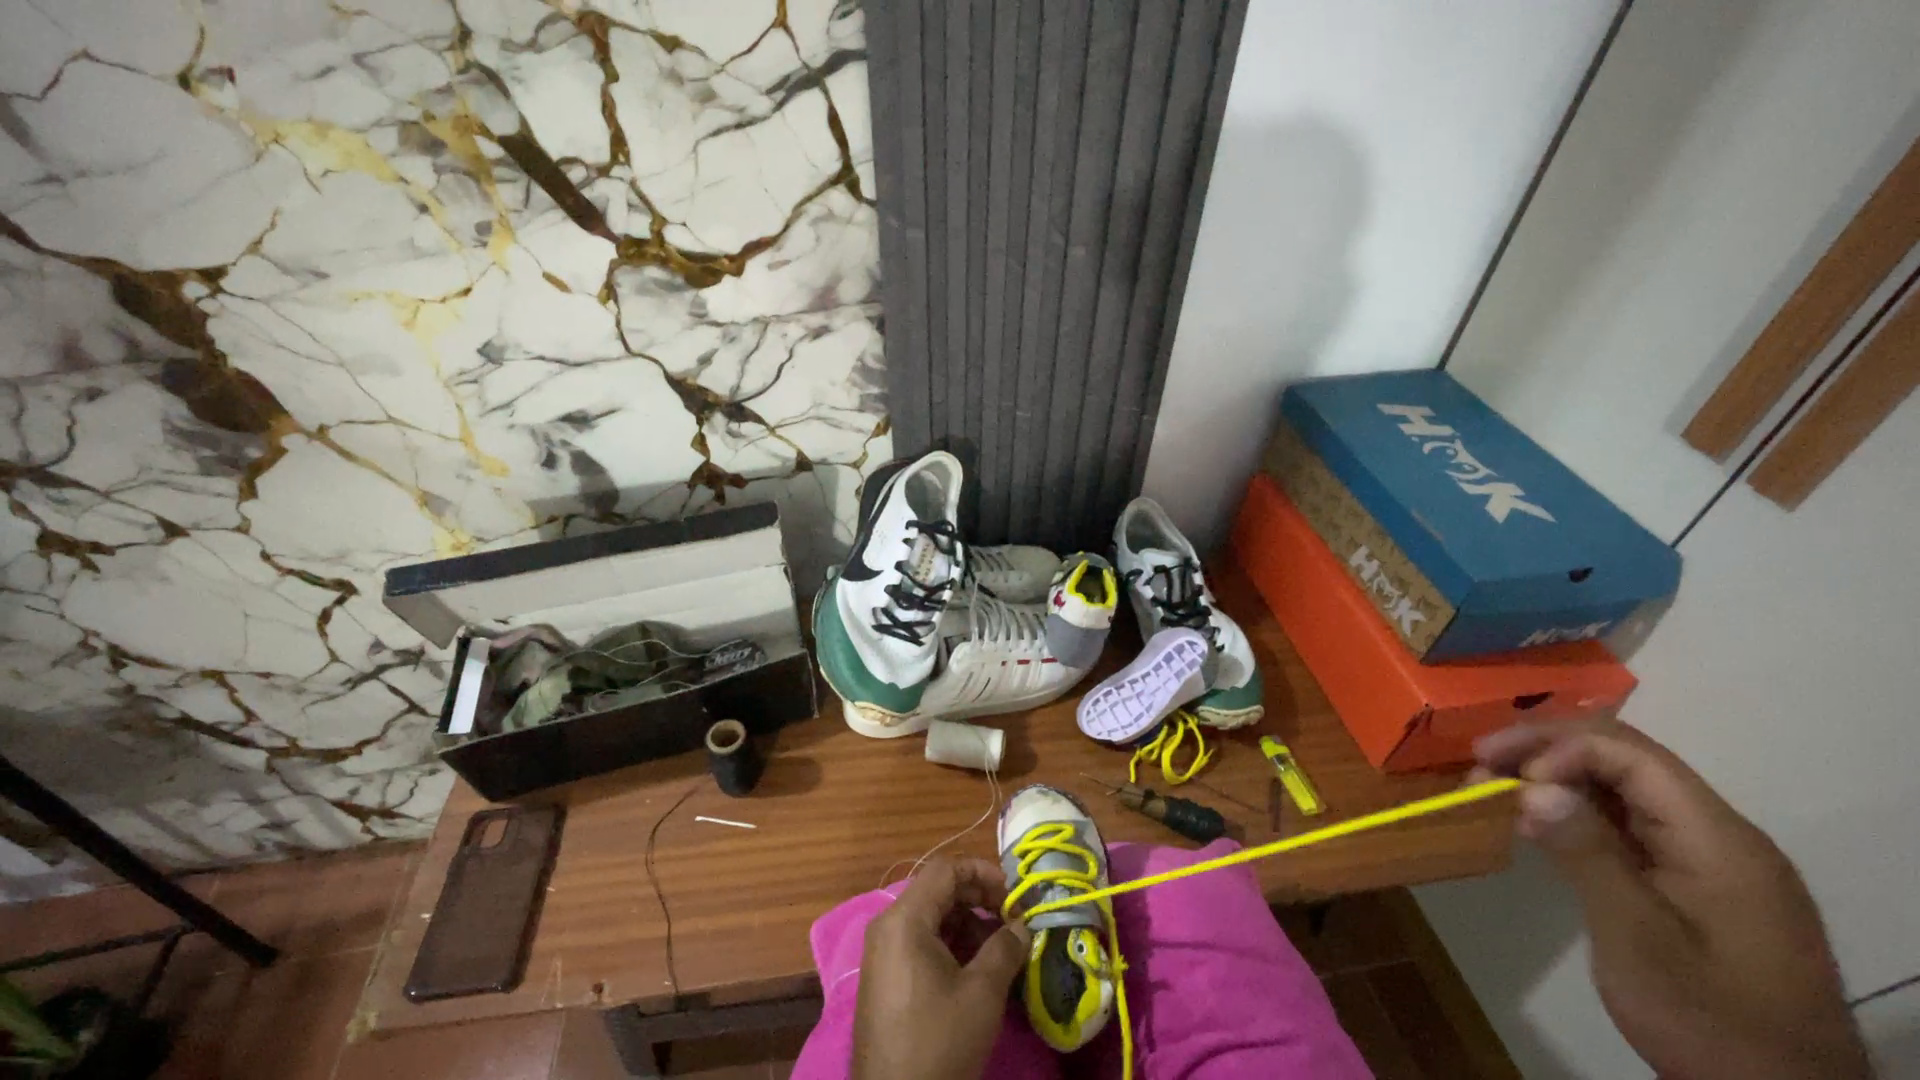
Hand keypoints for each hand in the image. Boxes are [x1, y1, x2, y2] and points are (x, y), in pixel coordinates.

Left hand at [852, 858, 1031, 1079]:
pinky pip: (921, 943)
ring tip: (1003, 949)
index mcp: (904, 919)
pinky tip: (979, 969)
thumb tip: (1022, 925)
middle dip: (980, 899)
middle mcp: (887, 926)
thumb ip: (1005, 947)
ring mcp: (884, 953)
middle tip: (1015, 920)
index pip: (945, 869)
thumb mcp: (982, 992)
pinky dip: (952, 945)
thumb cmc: (939, 1040)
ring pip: (932, 918)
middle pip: (938, 891)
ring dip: (970, 924)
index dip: (984, 872)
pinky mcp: (887, 977)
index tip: (1016, 894)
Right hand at [1476, 719, 1871, 1079]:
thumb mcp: (1636, 940)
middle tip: (1481, 761)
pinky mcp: (1699, 886)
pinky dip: (1580, 815)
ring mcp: (1713, 861)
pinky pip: (1634, 827)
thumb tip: (1533, 785)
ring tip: (1494, 787)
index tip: (1503, 774)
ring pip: (1627, 792)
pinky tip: (1537, 826)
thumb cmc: (1706, 1019)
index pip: (1633, 756)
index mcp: (1718, 839)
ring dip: (1559, 781)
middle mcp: (1721, 835)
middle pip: (1629, 763)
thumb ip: (1588, 855)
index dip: (1560, 748)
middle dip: (1550, 753)